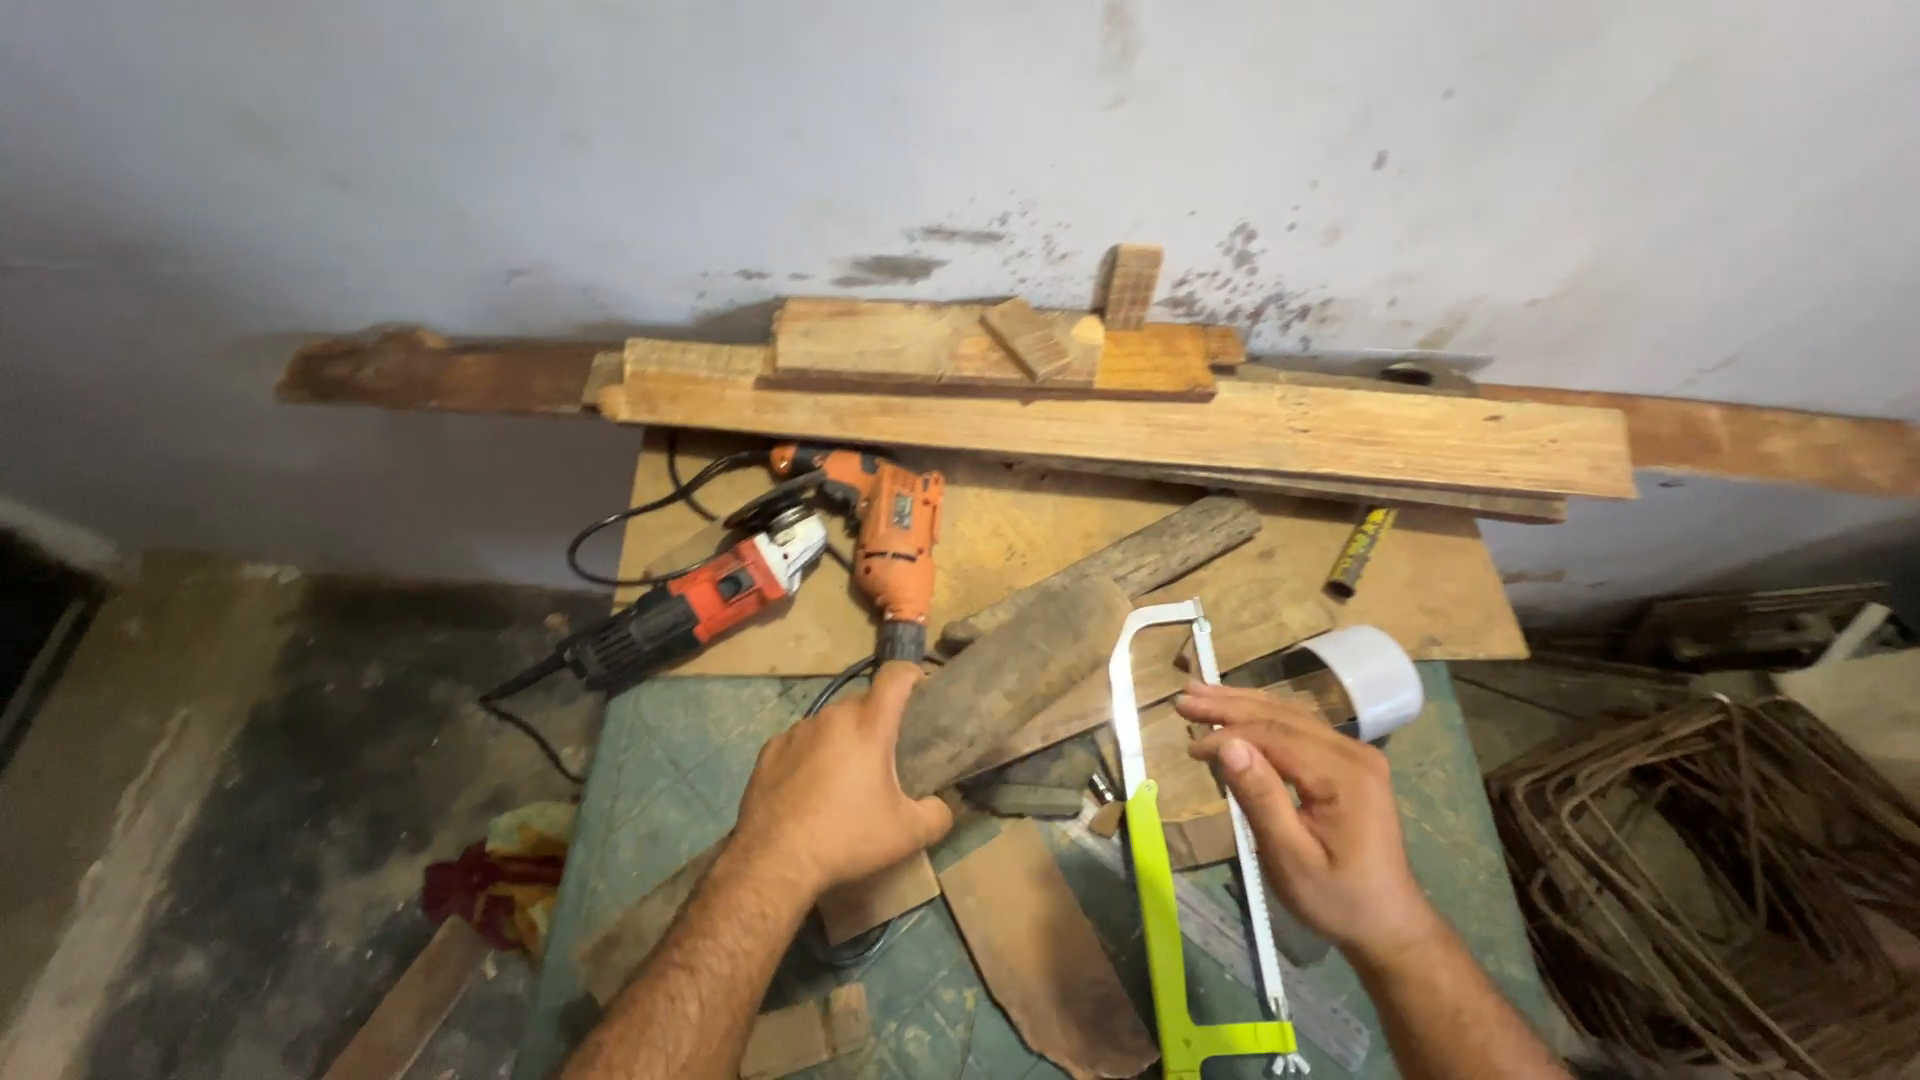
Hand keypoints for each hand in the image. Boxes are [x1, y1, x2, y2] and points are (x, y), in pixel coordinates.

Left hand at [731, 661, 954, 897]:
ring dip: (842, 737)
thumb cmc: (847, 838)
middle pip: (862, 701)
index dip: (911, 674)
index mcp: (868, 725)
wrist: (775, 861)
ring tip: (845, 775)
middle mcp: (832, 718)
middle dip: (877, 718)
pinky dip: (810, 755)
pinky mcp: (769, 751)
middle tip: (885, 752)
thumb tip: (941, 807)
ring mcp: (796, 732)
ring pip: (829, 721)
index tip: (920, 687)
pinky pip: (800, 742)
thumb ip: (937, 815)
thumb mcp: (907, 834)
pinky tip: (809, 788)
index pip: (895, 676)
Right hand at [1178, 682, 1441, 960]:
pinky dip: (1262, 719)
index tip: (1190, 748)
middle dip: (1229, 705)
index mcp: (1344, 775)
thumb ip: (1260, 797)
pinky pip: (1298, 729)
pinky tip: (1238, 713)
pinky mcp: (1347, 762)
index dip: (1228, 735)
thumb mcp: (1290, 858)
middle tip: (1184, 698)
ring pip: (1288, 715)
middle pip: (1281, 716)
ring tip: (1201, 694)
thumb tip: (1227, 746)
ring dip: (1242, 705)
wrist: (1387, 923)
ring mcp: (1354, 754)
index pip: (1274, 736)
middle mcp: (1353, 752)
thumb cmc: (1336, 898)